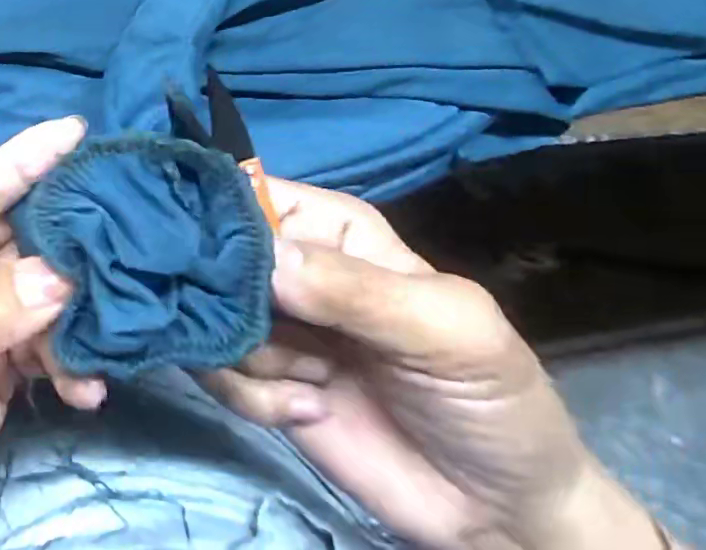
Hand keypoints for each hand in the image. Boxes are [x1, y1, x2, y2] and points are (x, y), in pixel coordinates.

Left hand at [0, 116, 86, 549]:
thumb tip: (61, 271)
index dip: (19, 160)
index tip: (75, 130)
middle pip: (12, 233)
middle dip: (60, 237)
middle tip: (115, 228)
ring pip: (39, 284)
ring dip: (72, 308)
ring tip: (100, 327)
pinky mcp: (2, 360)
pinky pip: (50, 338)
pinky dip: (71, 357)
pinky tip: (84, 386)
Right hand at [199, 178, 666, 549]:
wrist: (498, 513)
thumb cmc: (489, 396)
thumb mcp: (446, 329)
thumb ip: (359, 289)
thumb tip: (266, 259)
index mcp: (331, 228)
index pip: (252, 194)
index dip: (223, 217)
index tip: (215, 258)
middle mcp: (290, 267)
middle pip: (213, 256)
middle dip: (226, 299)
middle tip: (273, 338)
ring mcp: (271, 325)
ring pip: (207, 316)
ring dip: (250, 356)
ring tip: (314, 381)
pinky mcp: (259, 380)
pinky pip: (215, 373)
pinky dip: (252, 396)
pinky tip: (308, 409)